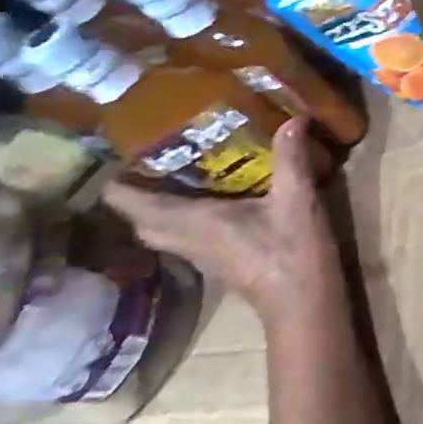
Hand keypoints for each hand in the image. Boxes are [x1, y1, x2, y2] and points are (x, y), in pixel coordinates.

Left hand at [104, 117, 342, 321]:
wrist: (303, 305)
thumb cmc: (293, 254)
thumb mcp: (296, 200)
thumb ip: (290, 158)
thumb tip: (293, 118)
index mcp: (195, 221)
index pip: (131, 204)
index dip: (119, 180)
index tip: (126, 150)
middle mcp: (188, 239)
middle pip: (140, 219)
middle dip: (137, 192)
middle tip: (155, 159)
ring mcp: (199, 255)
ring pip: (159, 231)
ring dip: (157, 207)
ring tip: (176, 174)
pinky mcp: (215, 263)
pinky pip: (181, 237)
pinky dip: (180, 218)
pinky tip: (207, 199)